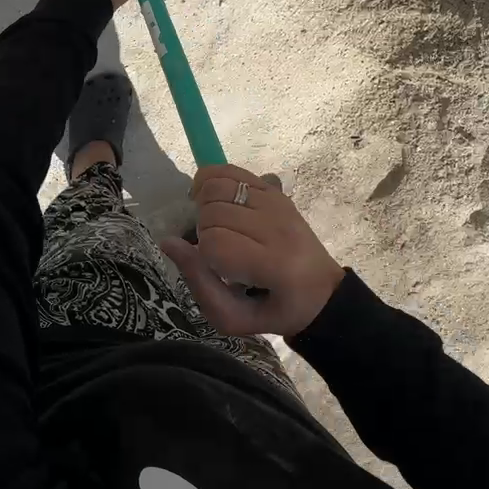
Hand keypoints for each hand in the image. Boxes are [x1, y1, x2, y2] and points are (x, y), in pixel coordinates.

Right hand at [159, 164, 344, 337]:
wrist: (320, 292)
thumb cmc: (273, 310)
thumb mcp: (233, 317)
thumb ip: (198, 284)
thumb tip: (168, 241)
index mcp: (273, 265)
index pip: (215, 243)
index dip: (202, 254)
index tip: (212, 267)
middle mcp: (278, 228)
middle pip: (214, 211)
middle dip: (200, 230)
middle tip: (210, 247)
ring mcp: (277, 203)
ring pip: (218, 186)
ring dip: (203, 204)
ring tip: (209, 222)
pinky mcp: (275, 190)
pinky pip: (231, 171)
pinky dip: (210, 179)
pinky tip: (209, 198)